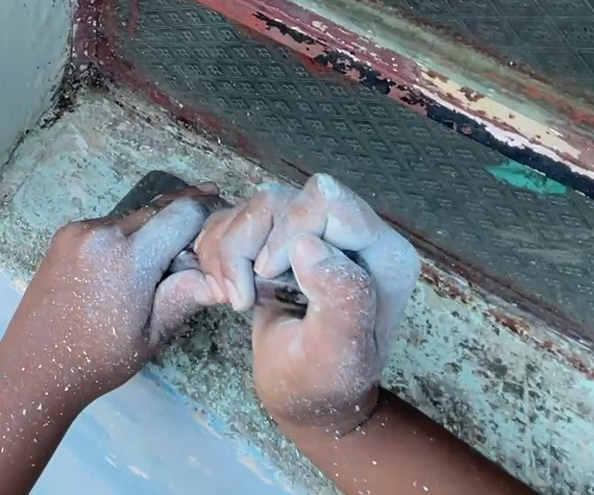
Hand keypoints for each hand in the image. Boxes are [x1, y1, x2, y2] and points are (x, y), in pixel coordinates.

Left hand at [0, 186, 220, 411]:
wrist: (35, 366)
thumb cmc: (99, 358)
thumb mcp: (151, 335)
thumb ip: (186, 295)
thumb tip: (224, 277)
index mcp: (129, 256)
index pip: (181, 214)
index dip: (205, 218)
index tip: (219, 231)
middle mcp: (103, 231)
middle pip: (157, 211)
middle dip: (181, 222)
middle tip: (205, 236)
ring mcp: (80, 229)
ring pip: (132, 217)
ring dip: (151, 230)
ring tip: (170, 255)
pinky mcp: (65, 233)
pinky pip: (108, 226)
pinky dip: (125, 237)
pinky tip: (133, 261)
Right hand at [195, 175, 420, 432]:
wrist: (299, 394)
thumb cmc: (323, 382)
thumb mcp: (338, 355)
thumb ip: (341, 299)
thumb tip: (309, 244)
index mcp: (378, 250)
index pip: (328, 201)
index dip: (288, 231)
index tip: (271, 274)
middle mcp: (343, 230)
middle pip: (280, 200)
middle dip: (247, 248)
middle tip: (242, 297)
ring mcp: (306, 227)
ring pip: (251, 208)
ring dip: (227, 255)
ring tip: (234, 298)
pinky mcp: (274, 232)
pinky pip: (230, 218)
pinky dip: (215, 253)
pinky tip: (227, 288)